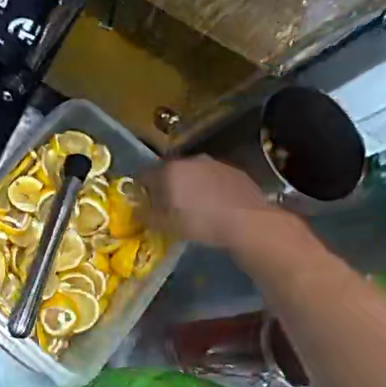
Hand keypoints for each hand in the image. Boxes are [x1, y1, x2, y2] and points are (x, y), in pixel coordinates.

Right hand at [149, 157, 276, 248]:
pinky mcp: (235, 172)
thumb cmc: (200, 222)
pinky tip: (215, 205)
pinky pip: (214, 179)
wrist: (247, 222)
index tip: (144, 203)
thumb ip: (148, 216)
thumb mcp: (167, 226)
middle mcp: (191, 161)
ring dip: (190, 186)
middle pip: (171, 172)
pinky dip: (210, 189)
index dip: (142, 190)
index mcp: (170, 170)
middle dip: (167, 186)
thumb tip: (138, 212)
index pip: (145, 175)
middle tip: (168, 206)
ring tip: (194, 207)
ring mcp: (215, 164)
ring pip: (194, 173)